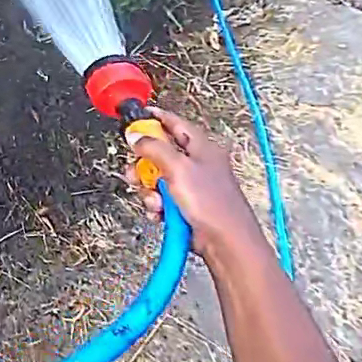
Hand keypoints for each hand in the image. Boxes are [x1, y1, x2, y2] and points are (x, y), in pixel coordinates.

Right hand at [124, 107, 272, 272]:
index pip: (175, 123)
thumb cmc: (214, 205)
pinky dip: (157, 206)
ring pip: (158, 179)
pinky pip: (162, 199)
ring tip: (155, 200)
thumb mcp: (178, 168)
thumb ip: (154, 148)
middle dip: (144, 164)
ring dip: (150, 190)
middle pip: (161, 153)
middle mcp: (198, 165)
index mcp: (201, 148)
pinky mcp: (186, 206)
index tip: (138, 117)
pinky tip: (160, 213)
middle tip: (135, 171)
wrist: (226, 244)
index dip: (156, 118)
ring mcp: (192, 186)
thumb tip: (135, 135)